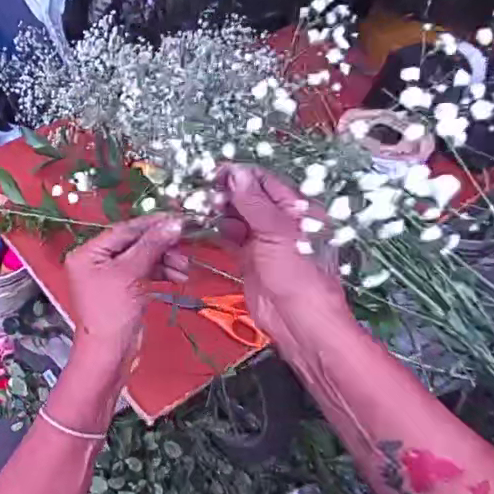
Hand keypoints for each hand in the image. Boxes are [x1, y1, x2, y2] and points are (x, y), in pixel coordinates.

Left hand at [64, 214, 187, 372]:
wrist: (110, 352)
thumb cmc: (112, 311)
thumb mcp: (130, 273)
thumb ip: (151, 245)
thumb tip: (174, 223)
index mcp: (88, 252)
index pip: (124, 230)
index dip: (152, 224)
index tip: (179, 218)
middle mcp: (96, 261)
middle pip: (135, 243)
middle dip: (162, 246)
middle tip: (185, 246)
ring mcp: (110, 275)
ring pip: (143, 258)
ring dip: (166, 260)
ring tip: (184, 268)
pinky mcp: (124, 289)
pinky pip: (144, 272)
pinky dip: (161, 272)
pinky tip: (178, 275)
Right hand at [215, 164, 346, 338]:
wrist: (297, 320)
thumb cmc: (298, 274)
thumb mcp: (277, 232)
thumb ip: (254, 202)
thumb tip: (236, 174)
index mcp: (297, 208)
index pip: (263, 182)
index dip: (239, 175)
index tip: (212, 173)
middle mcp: (280, 221)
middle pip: (247, 198)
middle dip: (224, 193)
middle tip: (198, 192)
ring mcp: (263, 240)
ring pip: (236, 217)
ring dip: (217, 212)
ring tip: (195, 207)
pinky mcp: (248, 259)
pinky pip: (230, 238)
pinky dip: (216, 231)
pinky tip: (201, 226)